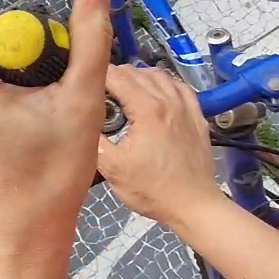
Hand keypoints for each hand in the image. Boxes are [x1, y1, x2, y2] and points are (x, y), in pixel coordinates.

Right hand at [95, 65, 224, 226]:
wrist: (194, 205)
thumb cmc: (152, 189)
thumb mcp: (112, 168)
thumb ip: (94, 139)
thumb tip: (81, 119)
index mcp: (147, 109)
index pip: (119, 77)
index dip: (99, 75)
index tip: (85, 82)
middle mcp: (169, 101)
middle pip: (138, 73)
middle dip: (116, 75)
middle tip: (100, 89)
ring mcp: (186, 107)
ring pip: (160, 76)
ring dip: (140, 76)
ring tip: (125, 89)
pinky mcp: (198, 117)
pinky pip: (180, 87)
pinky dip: (164, 83)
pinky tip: (157, 92)